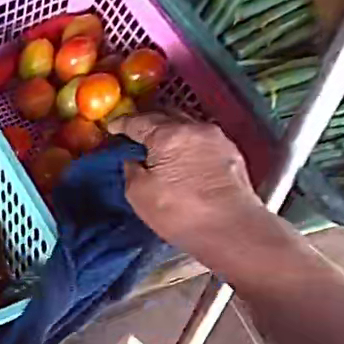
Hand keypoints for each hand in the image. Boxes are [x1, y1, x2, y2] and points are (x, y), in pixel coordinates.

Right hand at [110, 114, 282, 270]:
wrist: (229, 228)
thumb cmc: (178, 211)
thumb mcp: (138, 192)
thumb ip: (131, 169)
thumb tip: (133, 161)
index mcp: (169, 135)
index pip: (139, 122)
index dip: (122, 123)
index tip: (112, 127)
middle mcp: (196, 129)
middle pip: (167, 115)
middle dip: (148, 121)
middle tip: (132, 130)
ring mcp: (218, 140)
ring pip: (187, 126)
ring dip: (170, 131)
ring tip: (156, 143)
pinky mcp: (231, 154)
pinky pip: (201, 140)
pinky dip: (186, 143)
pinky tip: (179, 156)